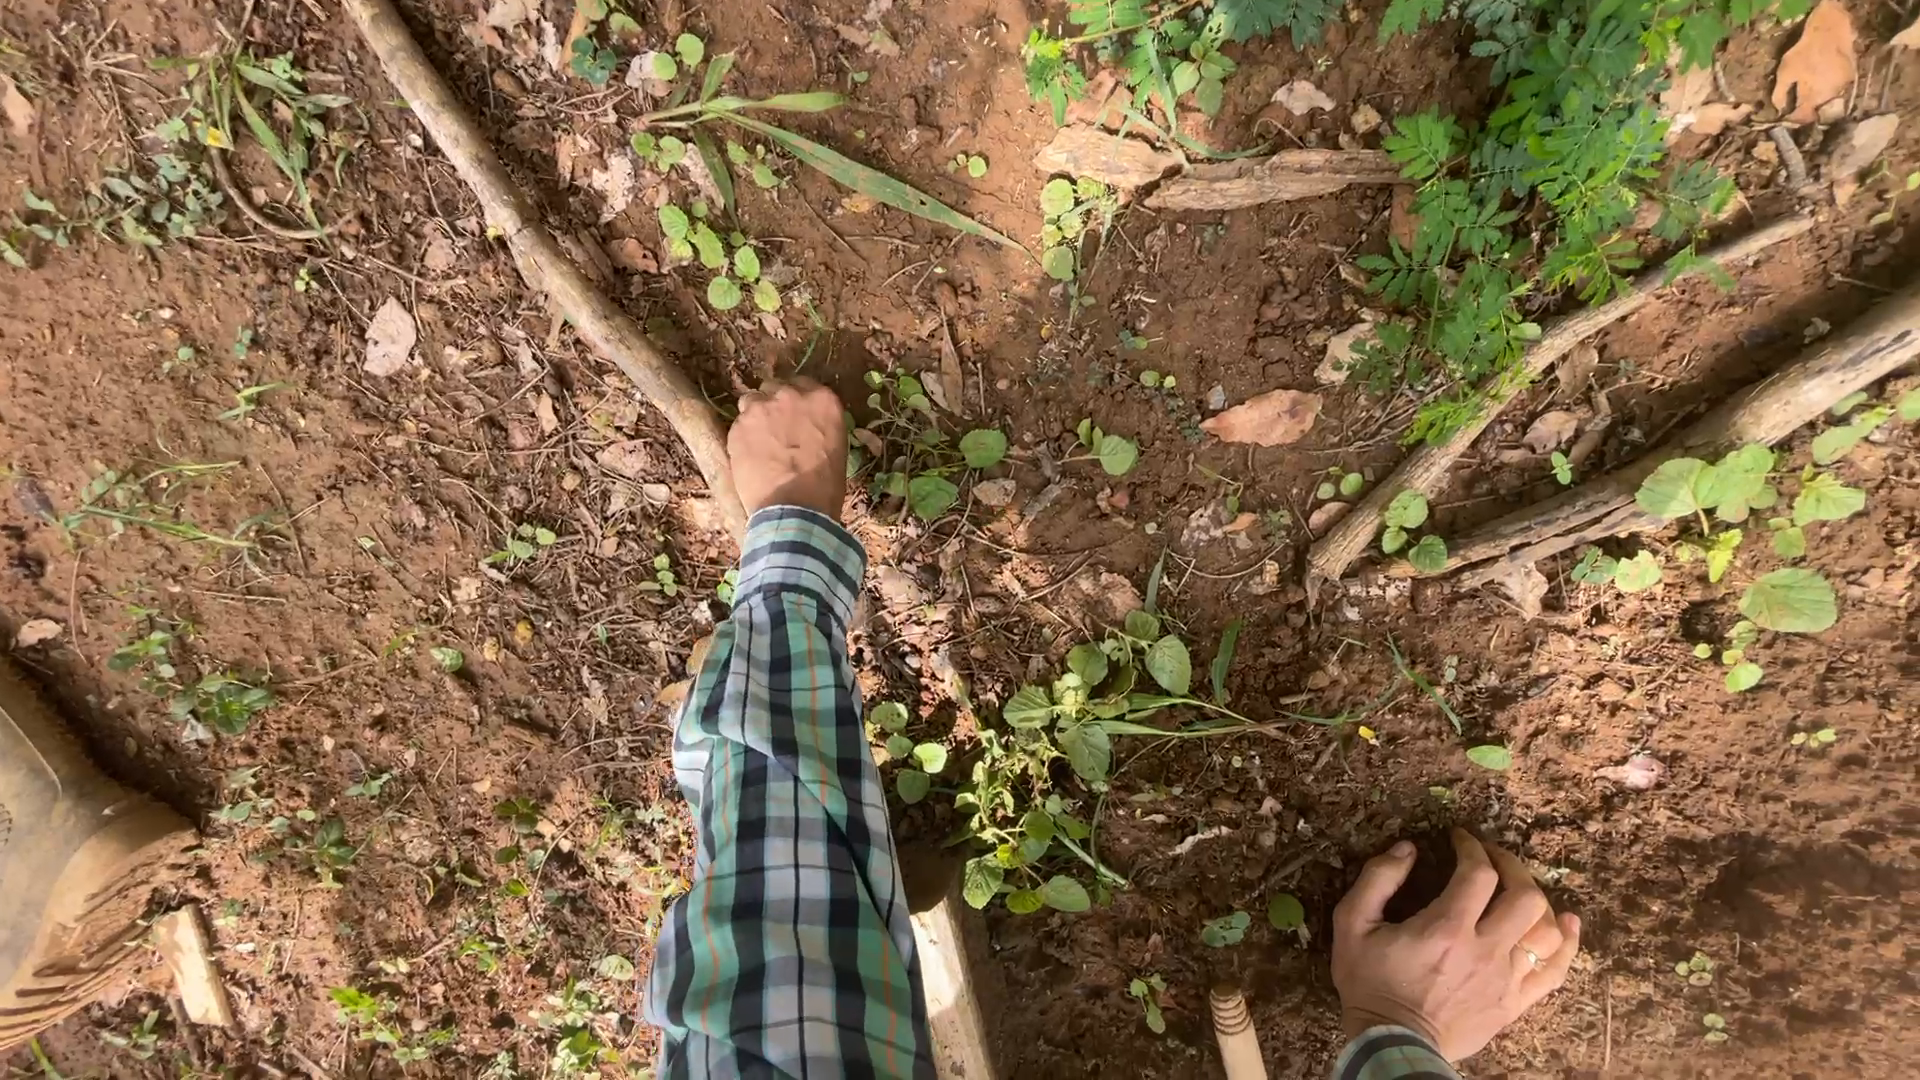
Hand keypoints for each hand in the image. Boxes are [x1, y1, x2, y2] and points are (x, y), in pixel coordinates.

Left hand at [729, 378, 847, 520]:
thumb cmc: (825, 487)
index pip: (806, 386)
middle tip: (777, 429)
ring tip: (759, 442)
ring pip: (752, 401)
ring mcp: (761, 408)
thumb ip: (820, 427)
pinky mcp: (738, 426)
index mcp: (823, 400)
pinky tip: (749, 457)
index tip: (796, 415)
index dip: (799, 402)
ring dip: (756, 416)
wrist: (795, 510)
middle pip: (776, 388)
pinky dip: (743, 436)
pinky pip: (738, 424)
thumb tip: (809, 429)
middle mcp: (791, 395)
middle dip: (776, 405)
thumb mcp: (836, 448)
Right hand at [1330, 828, 1580, 1061]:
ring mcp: (1507, 979)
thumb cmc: (1369, 979)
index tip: (1458, 837)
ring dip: (1537, 898)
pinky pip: (1556, 970)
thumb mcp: (1352, 921)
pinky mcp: (1517, 1002)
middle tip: (1489, 855)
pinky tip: (1568, 922)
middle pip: (1524, 897)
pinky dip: (1567, 942)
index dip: (1471, 847)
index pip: (1477, 874)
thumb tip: (1407, 848)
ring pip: (1546, 930)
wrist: (1394, 1042)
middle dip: (1510, 865)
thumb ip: (1377, 879)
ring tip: (1515, 884)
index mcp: (1445, 928)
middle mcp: (1485, 950)